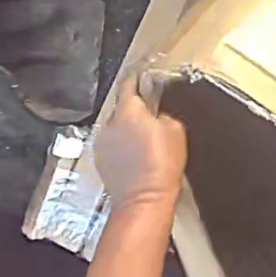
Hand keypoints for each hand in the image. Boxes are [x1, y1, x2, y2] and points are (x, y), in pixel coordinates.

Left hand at [96, 88, 186, 210]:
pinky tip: (133, 155)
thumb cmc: (163, 163)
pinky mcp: (99, 159)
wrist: (143, 201)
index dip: (136, 78)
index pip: (128, 84)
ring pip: (115, 126)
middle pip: (121, 106)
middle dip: (133, 109)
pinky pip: (111, 143)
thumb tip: (156, 113)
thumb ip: (164, 114)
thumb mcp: (176, 131)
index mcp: (128, 110)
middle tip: (150, 116)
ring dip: (125, 128)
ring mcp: (101, 142)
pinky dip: (120, 144)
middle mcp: (110, 122)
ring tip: (142, 140)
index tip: (143, 76)